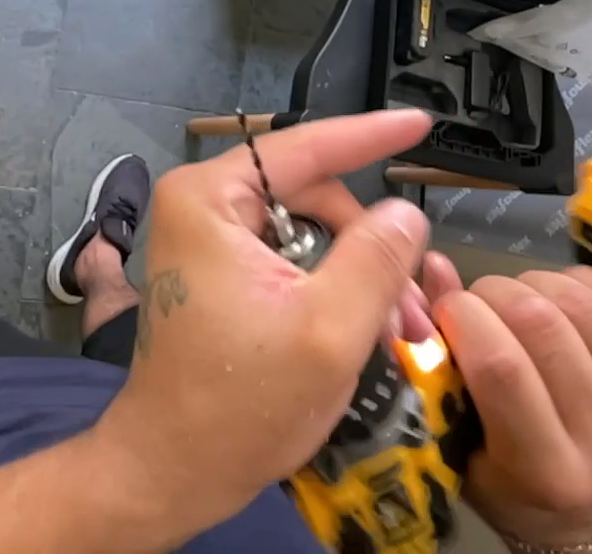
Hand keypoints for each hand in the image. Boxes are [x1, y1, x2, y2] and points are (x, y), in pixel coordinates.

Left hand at [90, 110, 435, 532]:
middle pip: (308, 192)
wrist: (174, 468)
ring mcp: (205, 236)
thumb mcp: (329, 329)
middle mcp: (200, 203)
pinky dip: (328, 285)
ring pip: (304, 228)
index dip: (367, 135)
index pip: (301, 147)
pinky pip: (286, 255)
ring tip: (393, 328)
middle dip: (366, 241)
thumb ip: (376, 259)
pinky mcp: (215, 268)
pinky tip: (360, 325)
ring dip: (354, 270)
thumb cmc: (241, 403)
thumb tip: (407, 211)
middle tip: (409, 305)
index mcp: (209, 198)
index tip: (417, 123)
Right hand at [429, 265, 591, 546]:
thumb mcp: (451, 430)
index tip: (442, 309)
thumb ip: (436, 350)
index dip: (461, 314)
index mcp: (544, 470)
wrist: (582, 515)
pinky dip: (580, 283)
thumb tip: (434, 265)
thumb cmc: (498, 476)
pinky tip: (555, 298)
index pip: (501, 366)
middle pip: (543, 324)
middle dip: (492, 292)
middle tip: (475, 303)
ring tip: (513, 301)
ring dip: (533, 283)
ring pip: (583, 305)